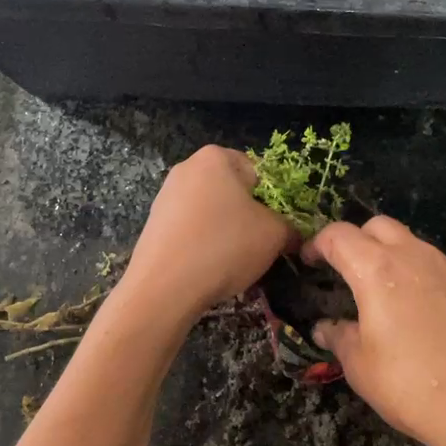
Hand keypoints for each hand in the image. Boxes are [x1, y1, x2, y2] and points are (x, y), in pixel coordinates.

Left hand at [123, 145, 294, 322]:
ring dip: (226, 233)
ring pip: (212, 213)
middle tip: (258, 246)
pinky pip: (191, 230)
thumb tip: (292, 236)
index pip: (259, 173)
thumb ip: (290, 228)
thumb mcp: (275, 235)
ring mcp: (165, 195)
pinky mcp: (153, 223)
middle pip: (233, 192)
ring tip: (233, 263)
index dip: (272, 202)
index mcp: (216, 157)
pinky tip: (208, 269)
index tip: (275, 228)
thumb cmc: (225, 246)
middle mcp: (187, 167)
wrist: (164, 288)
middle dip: (248, 217)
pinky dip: (203, 245)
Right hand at [304, 217, 445, 445]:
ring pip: (406, 241)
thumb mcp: (362, 368)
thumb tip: (326, 327)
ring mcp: (444, 267)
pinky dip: (409, 270)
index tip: (307, 264)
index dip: (316, 245)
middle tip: (340, 273)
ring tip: (372, 291)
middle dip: (353, 241)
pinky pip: (428, 262)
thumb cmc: (416, 387)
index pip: (338, 236)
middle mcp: (412, 255)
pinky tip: (407, 307)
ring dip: (384, 253)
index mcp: (377, 268)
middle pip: (375, 226)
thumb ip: (340, 338)